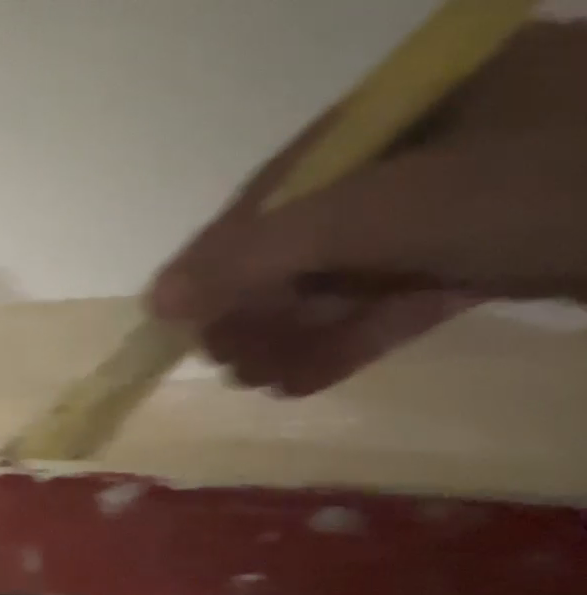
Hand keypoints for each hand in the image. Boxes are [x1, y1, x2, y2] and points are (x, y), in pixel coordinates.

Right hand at [150, 19, 586, 395]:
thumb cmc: (558, 186)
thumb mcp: (391, 211)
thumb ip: (262, 252)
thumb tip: (155, 299)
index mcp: (407, 104)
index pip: (279, 187)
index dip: (221, 258)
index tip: (179, 322)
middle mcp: (434, 142)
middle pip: (310, 234)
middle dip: (260, 304)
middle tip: (223, 362)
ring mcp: (473, 196)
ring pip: (352, 270)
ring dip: (297, 330)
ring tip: (260, 382)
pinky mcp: (504, 248)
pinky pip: (403, 293)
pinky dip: (353, 337)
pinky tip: (306, 379)